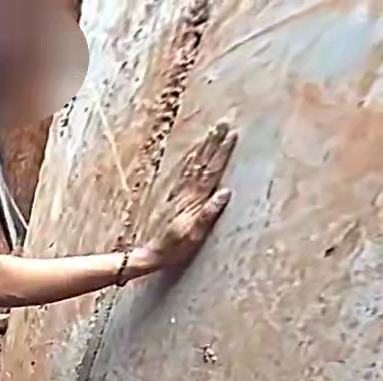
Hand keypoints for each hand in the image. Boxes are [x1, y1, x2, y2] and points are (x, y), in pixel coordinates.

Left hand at [136, 120, 236, 273]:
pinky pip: (181, 176)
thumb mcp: (193, 236)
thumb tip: (225, 192)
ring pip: (191, 167)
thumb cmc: (174, 249)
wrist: (150, 256)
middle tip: (222, 123)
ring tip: (211, 132)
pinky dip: (187, 162)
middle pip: (201, 165)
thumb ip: (208, 215)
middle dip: (212, 144)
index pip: (211, 172)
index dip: (221, 153)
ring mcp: (177, 197)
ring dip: (202, 149)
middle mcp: (185, 196)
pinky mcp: (172, 202)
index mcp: (194, 202)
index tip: (232, 134)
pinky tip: (192, 154)